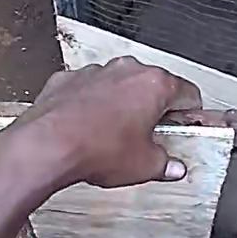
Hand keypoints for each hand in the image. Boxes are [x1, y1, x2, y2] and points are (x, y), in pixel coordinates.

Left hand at [0, 58, 201, 191]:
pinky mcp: (67, 80)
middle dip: (154, 108)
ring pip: (118, 85)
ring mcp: (94, 72)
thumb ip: (164, 164)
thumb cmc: (95, 149)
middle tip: (151, 135)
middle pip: (152, 85)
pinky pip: (88, 90)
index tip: (186, 123)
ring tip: (115, 136)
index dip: (190, 111)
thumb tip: (171, 167)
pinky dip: (91, 105)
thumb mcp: (144, 166)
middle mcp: (125, 70)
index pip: (187, 92)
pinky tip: (87, 129)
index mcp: (154, 85)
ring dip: (121, 105)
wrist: (46, 147)